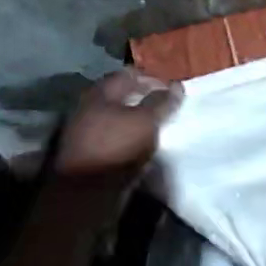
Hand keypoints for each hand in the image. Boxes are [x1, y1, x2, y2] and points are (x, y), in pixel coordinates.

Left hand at [53, 69, 181, 182]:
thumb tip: (177, 86)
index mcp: (101, 93)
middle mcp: (92, 108)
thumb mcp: (145, 120)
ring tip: (164, 129)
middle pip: (125, 97)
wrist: (88, 190)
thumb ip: (161, 102)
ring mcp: (90, 132)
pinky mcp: (93, 154)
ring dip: (141, 123)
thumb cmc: (116, 146)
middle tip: (171, 108)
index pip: (130, 74)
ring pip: (122, 120)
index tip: (175, 89)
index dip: (154, 78)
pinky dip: (134, 141)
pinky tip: (149, 147)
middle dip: (148, 101)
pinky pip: (119, 140)